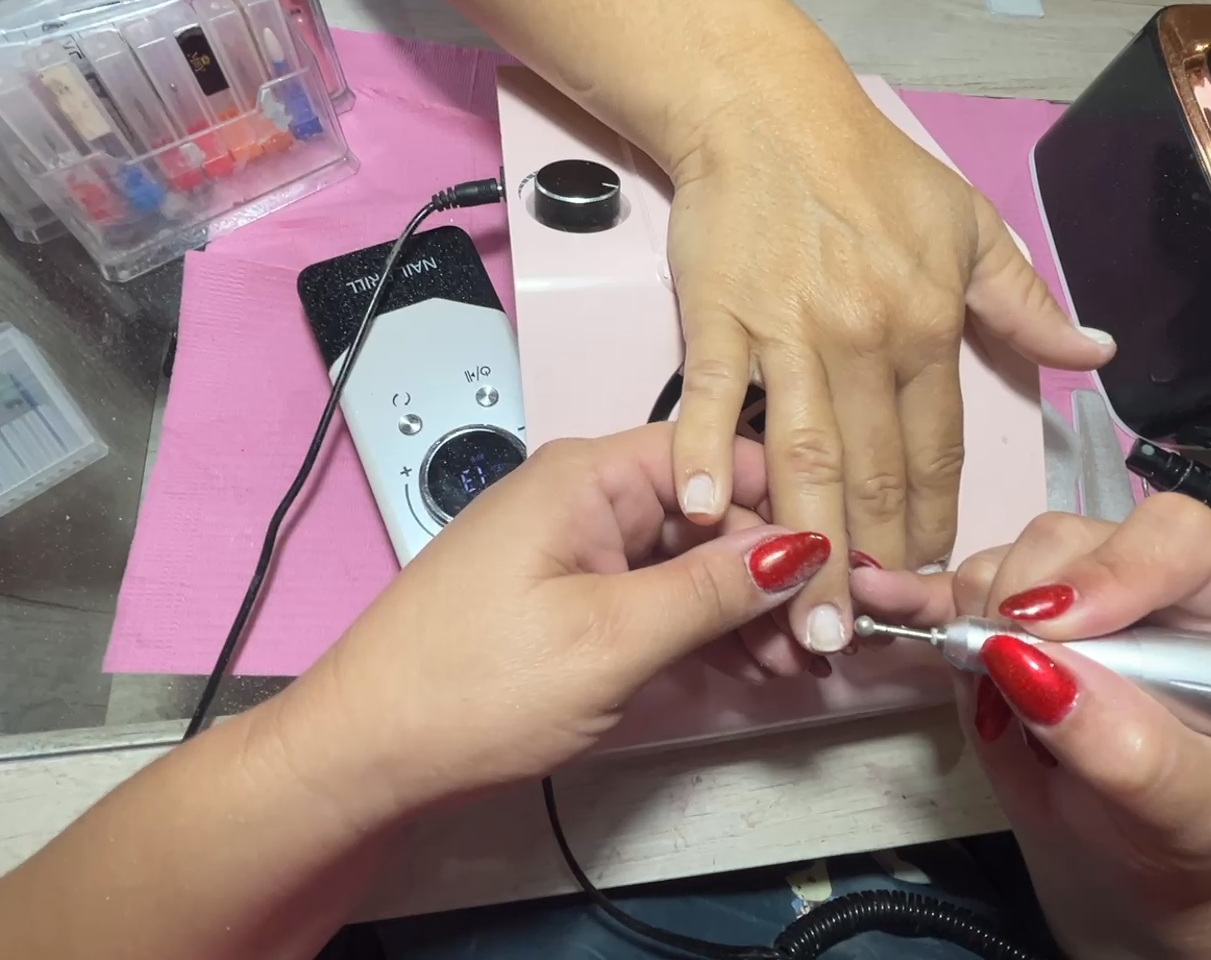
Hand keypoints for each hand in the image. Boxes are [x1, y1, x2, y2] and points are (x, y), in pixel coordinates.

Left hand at [268, 424, 831, 814]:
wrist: (368, 751)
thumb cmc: (475, 684)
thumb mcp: (609, 638)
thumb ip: (709, 590)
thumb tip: (801, 549)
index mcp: (592, 474)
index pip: (715, 458)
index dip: (786, 503)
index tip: (842, 561)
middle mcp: (592, 495)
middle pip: (710, 514)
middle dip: (771, 572)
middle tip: (825, 637)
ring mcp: (586, 546)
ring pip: (692, 560)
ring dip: (745, 608)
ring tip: (794, 664)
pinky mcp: (581, 592)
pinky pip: (661, 594)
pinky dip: (705, 627)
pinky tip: (748, 665)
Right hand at [665, 92, 1113, 659]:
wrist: (767, 113)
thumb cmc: (864, 168)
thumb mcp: (966, 223)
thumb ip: (1025, 302)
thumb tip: (1096, 357)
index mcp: (927, 323)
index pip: (939, 449)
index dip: (933, 522)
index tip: (925, 579)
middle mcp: (865, 338)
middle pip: (875, 470)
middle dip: (875, 560)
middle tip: (866, 636)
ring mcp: (788, 331)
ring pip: (808, 452)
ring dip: (811, 539)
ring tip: (809, 615)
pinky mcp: (720, 317)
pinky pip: (717, 394)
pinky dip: (711, 450)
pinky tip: (706, 509)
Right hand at [852, 496, 1210, 958]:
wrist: (1117, 857)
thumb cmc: (1176, 834)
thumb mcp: (1181, 808)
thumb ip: (1121, 742)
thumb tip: (1023, 661)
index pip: (1178, 541)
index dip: (1114, 566)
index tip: (1055, 625)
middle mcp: (1132, 583)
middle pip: (1067, 540)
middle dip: (1024, 601)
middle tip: (1005, 674)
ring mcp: (1054, 594)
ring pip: (998, 561)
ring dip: (975, 620)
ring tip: (991, 700)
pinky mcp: (992, 617)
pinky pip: (944, 589)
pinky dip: (910, 595)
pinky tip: (877, 592)